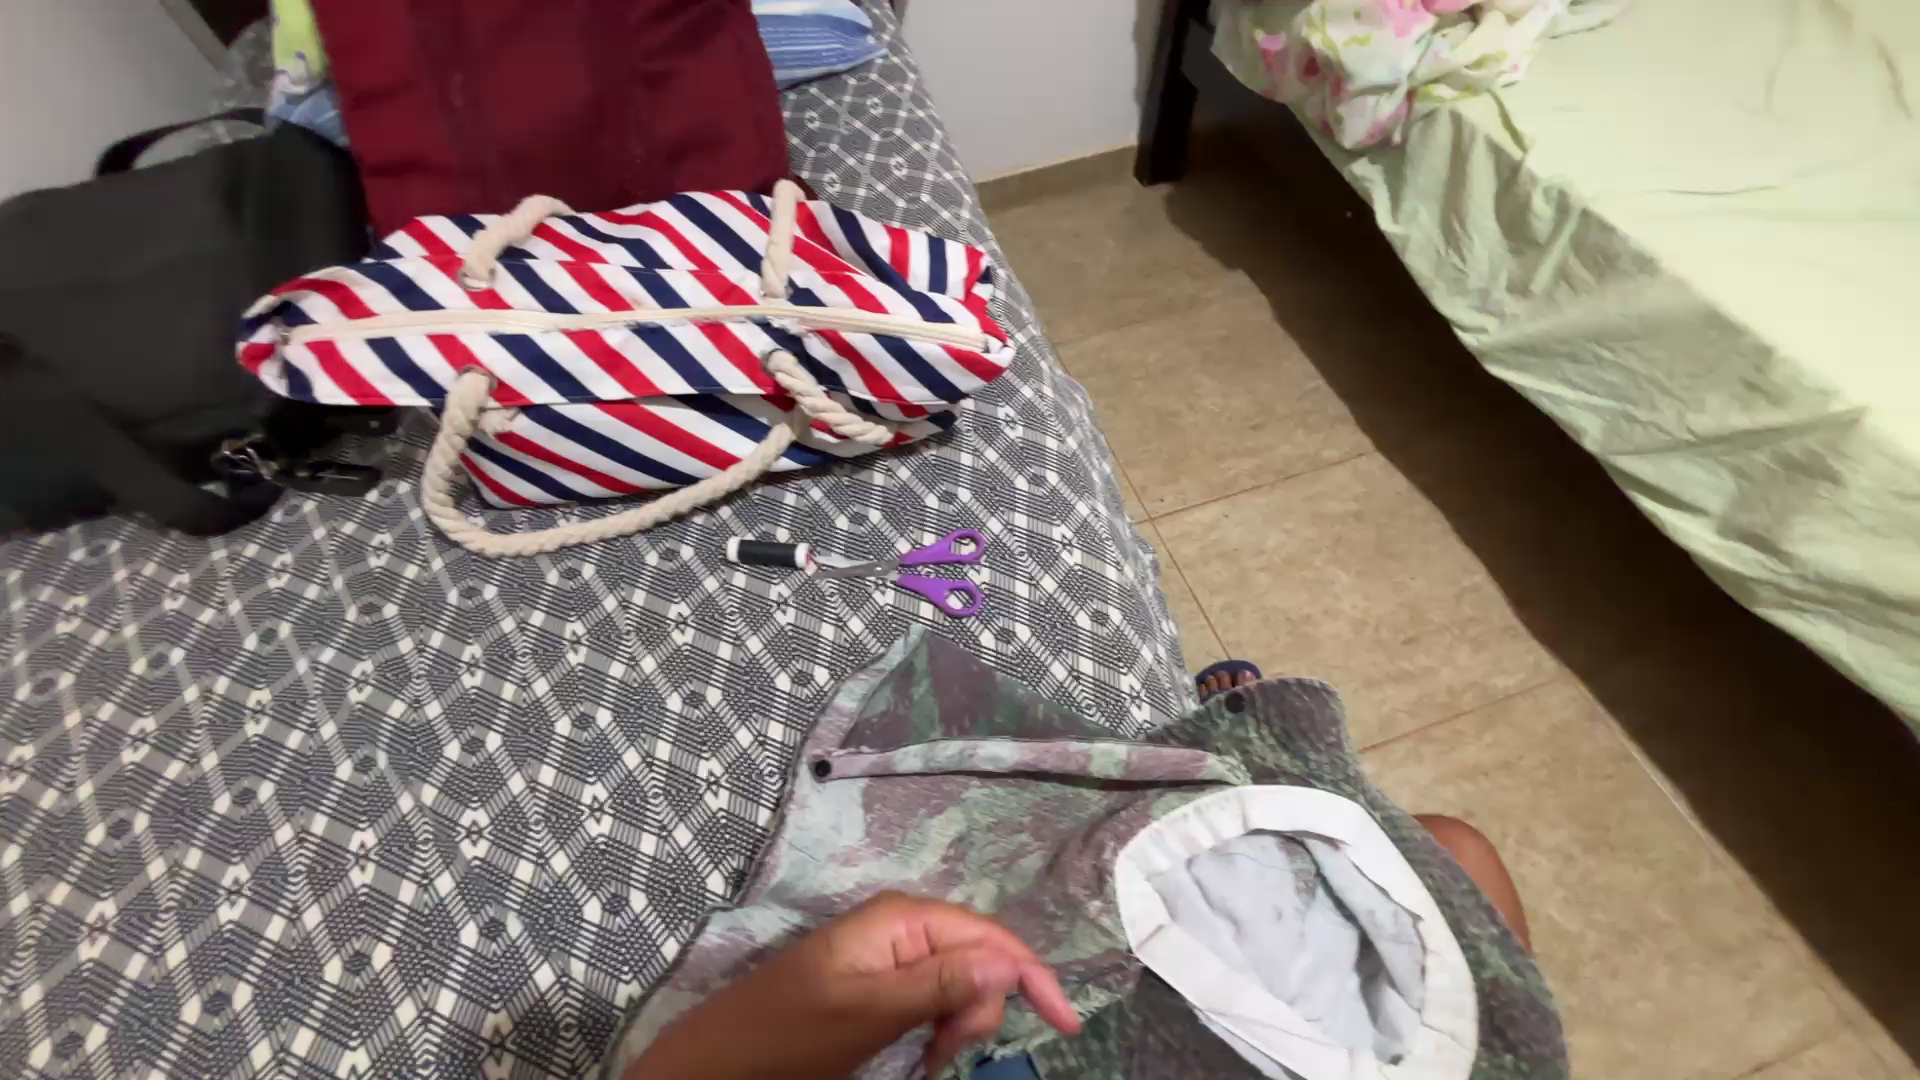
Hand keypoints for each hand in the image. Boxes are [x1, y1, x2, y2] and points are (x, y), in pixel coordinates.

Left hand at [627, 891, 1081, 1078]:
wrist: (721, 1058)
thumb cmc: (792, 1033)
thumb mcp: (870, 1012)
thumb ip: (941, 982)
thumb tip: (1011, 960)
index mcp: (903, 919)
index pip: (988, 936)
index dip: (1031, 972)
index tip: (1066, 1022)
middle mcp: (903, 927)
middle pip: (977, 959)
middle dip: (979, 1008)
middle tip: (943, 1055)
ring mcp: (891, 954)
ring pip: (958, 984)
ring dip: (957, 1025)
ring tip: (927, 1062)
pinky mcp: (881, 982)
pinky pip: (932, 999)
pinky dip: (939, 1029)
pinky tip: (923, 1056)